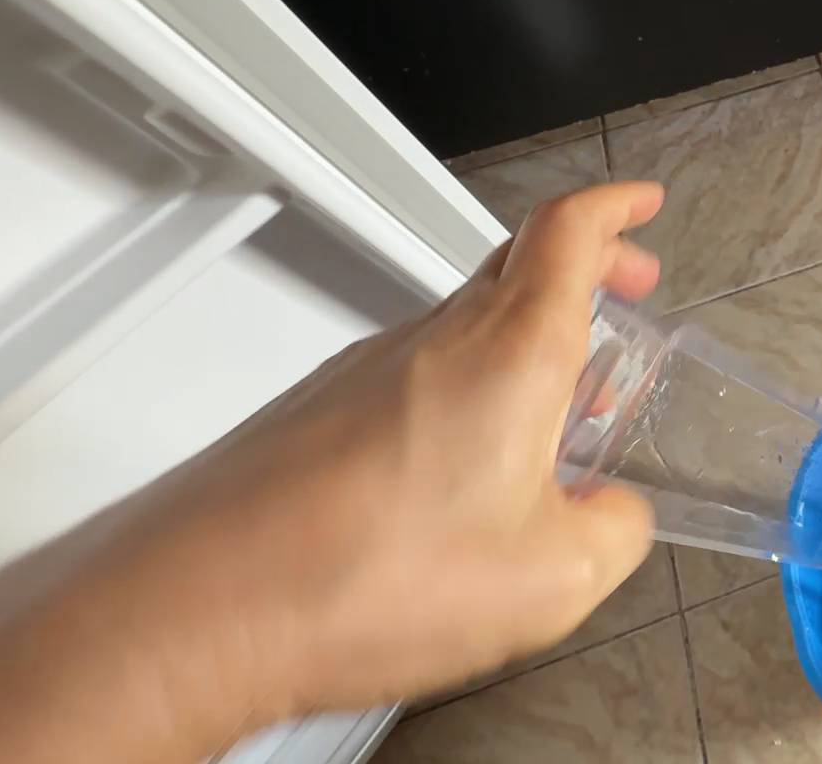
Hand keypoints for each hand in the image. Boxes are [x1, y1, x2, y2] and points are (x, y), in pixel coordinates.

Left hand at [0, 182, 665, 762]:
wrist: (176, 621)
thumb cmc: (357, 578)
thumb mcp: (554, 577)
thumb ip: (618, 530)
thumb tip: (615, 514)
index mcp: (514, 351)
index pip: (570, 230)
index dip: (616, 205)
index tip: (644, 201)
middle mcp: (443, 336)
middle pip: (527, 256)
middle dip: (594, 259)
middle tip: (630, 283)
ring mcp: (377, 363)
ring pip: (478, 308)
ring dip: (540, 324)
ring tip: (570, 389)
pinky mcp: (328, 402)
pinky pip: (430, 356)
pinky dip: (483, 368)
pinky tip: (483, 444)